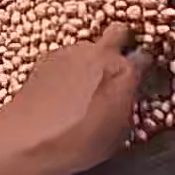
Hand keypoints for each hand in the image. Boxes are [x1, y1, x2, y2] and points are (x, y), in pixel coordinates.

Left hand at [0, 22, 151, 174]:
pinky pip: (65, 58)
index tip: (140, 76)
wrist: (29, 140)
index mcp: (124, 71)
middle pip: (118, 32)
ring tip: (83, 88)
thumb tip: (125, 99)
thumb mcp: (118, 133)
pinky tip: (62, 91)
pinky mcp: (46, 58)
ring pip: (88, 46)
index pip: (144, 57)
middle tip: (117, 66)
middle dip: (121, 43)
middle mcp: (99, 54)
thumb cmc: (77, 142)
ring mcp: (71, 52)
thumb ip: (126, 105)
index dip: (142, 67)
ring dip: (89, 60)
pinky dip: (67, 69)